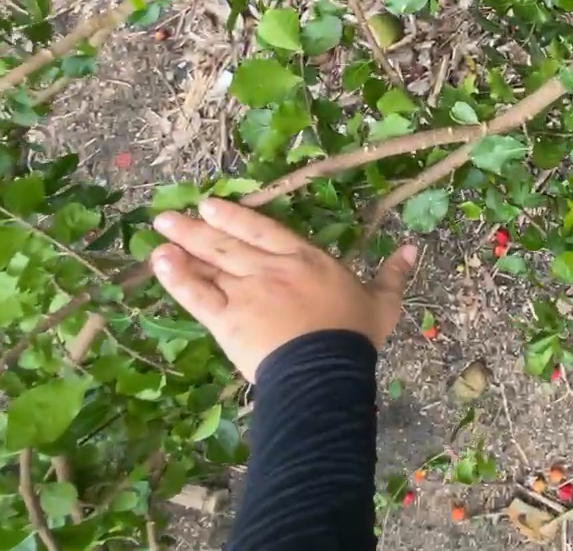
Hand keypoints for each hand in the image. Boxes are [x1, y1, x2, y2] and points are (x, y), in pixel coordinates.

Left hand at [149, 198, 417, 381]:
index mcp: (308, 259)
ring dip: (183, 245)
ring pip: (210, 263)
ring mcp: (247, 292)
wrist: (324, 368)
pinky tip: (160, 263)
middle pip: (230, 243)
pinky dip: (177, 278)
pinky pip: (196, 296)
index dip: (238, 217)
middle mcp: (272, 268)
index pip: (266, 230)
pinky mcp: (227, 320)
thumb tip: (414, 248)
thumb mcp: (383, 301)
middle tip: (171, 213)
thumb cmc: (354, 333)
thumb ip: (393, 273)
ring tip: (159, 231)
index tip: (213, 205)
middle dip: (200, 226)